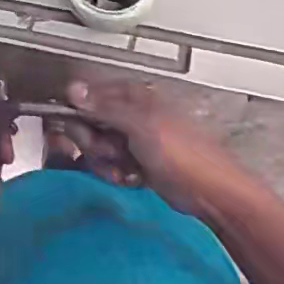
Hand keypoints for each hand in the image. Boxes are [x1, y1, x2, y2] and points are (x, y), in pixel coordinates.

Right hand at [65, 80, 258, 216]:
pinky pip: (109, 164)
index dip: (79, 115)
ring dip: (106, 163)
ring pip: (96, 147)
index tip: (80, 132)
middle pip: (87, 123)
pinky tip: (133, 178)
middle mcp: (128, 113)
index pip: (87, 96)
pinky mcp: (134, 161)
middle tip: (113, 152)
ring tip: (127, 169)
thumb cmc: (181, 154)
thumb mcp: (139, 126)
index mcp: (131, 95)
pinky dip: (117, 174)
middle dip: (95, 144)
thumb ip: (103, 107)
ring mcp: (131, 138)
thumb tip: (72, 89)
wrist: (211, 194)